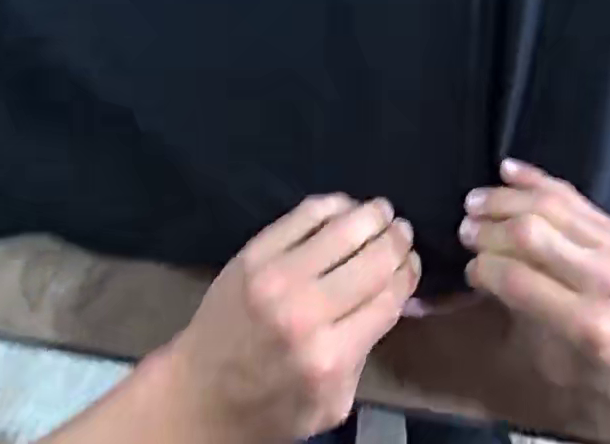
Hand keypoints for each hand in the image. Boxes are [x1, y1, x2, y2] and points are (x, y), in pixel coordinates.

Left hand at [156, 194, 419, 441]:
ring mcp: (278, 277)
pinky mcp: (255, 252)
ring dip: (374, 214)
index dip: (409, 273)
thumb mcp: (331, 403)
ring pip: (346, 227)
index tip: (412, 262)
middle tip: (404, 231)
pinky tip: (347, 207)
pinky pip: (308, 212)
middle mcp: (307, 313)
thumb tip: (400, 292)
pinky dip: (336, 204)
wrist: (196, 396)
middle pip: (375, 258)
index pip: (390, 296)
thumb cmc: (270, 406)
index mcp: (330, 358)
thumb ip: (368, 348)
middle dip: (398, 239)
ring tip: (383, 212)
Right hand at [459, 159, 609, 421]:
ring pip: (549, 205)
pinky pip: (570, 193)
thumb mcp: (570, 370)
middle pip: (532, 234)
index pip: (521, 282)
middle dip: (490, 227)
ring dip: (505, 198)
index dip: (486, 268)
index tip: (468, 267)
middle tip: (465, 227)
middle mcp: (599, 276)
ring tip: (474, 199)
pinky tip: (508, 170)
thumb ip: (529, 322)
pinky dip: (535, 178)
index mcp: (587, 324)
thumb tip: (491, 277)